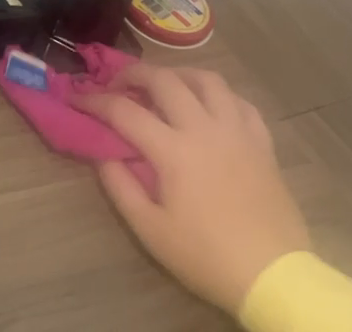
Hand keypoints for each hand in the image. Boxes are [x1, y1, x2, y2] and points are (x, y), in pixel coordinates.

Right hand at [76, 64, 308, 312]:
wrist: (275, 278)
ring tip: (164, 87)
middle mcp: (205, 130)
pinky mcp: (262, 145)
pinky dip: (219, 96)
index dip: (94, 101)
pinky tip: (208, 108)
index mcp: (174, 151)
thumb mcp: (150, 230)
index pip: (123, 110)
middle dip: (132, 73)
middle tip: (116, 84)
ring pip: (207, 80)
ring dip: (178, 75)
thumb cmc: (207, 256)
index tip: (76, 100)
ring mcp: (238, 133)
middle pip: (163, 79)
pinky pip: (241, 103)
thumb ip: (119, 186)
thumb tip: (103, 154)